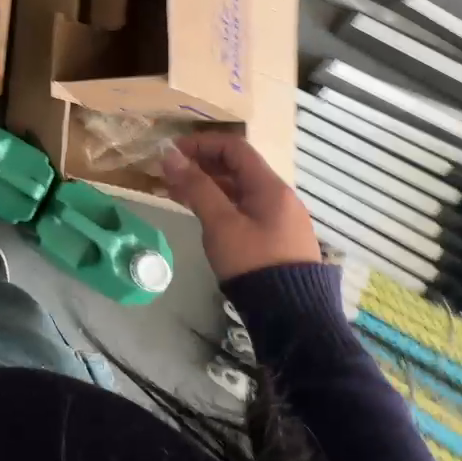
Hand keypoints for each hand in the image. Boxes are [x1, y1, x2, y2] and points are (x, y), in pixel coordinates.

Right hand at [162, 131, 321, 280]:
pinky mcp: (275, 238)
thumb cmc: (252, 261)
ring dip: (206, 185)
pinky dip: (218, 203)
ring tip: (176, 192)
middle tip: (169, 174)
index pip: (234, 147)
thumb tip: (170, 155)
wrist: (292, 316)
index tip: (172, 152)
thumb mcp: (220, 222)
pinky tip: (199, 212)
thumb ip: (195, 186)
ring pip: (238, 189)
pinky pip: (243, 208)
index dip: (201, 144)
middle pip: (236, 167)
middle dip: (200, 165)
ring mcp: (279, 219)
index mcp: (270, 187)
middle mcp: (279, 197)